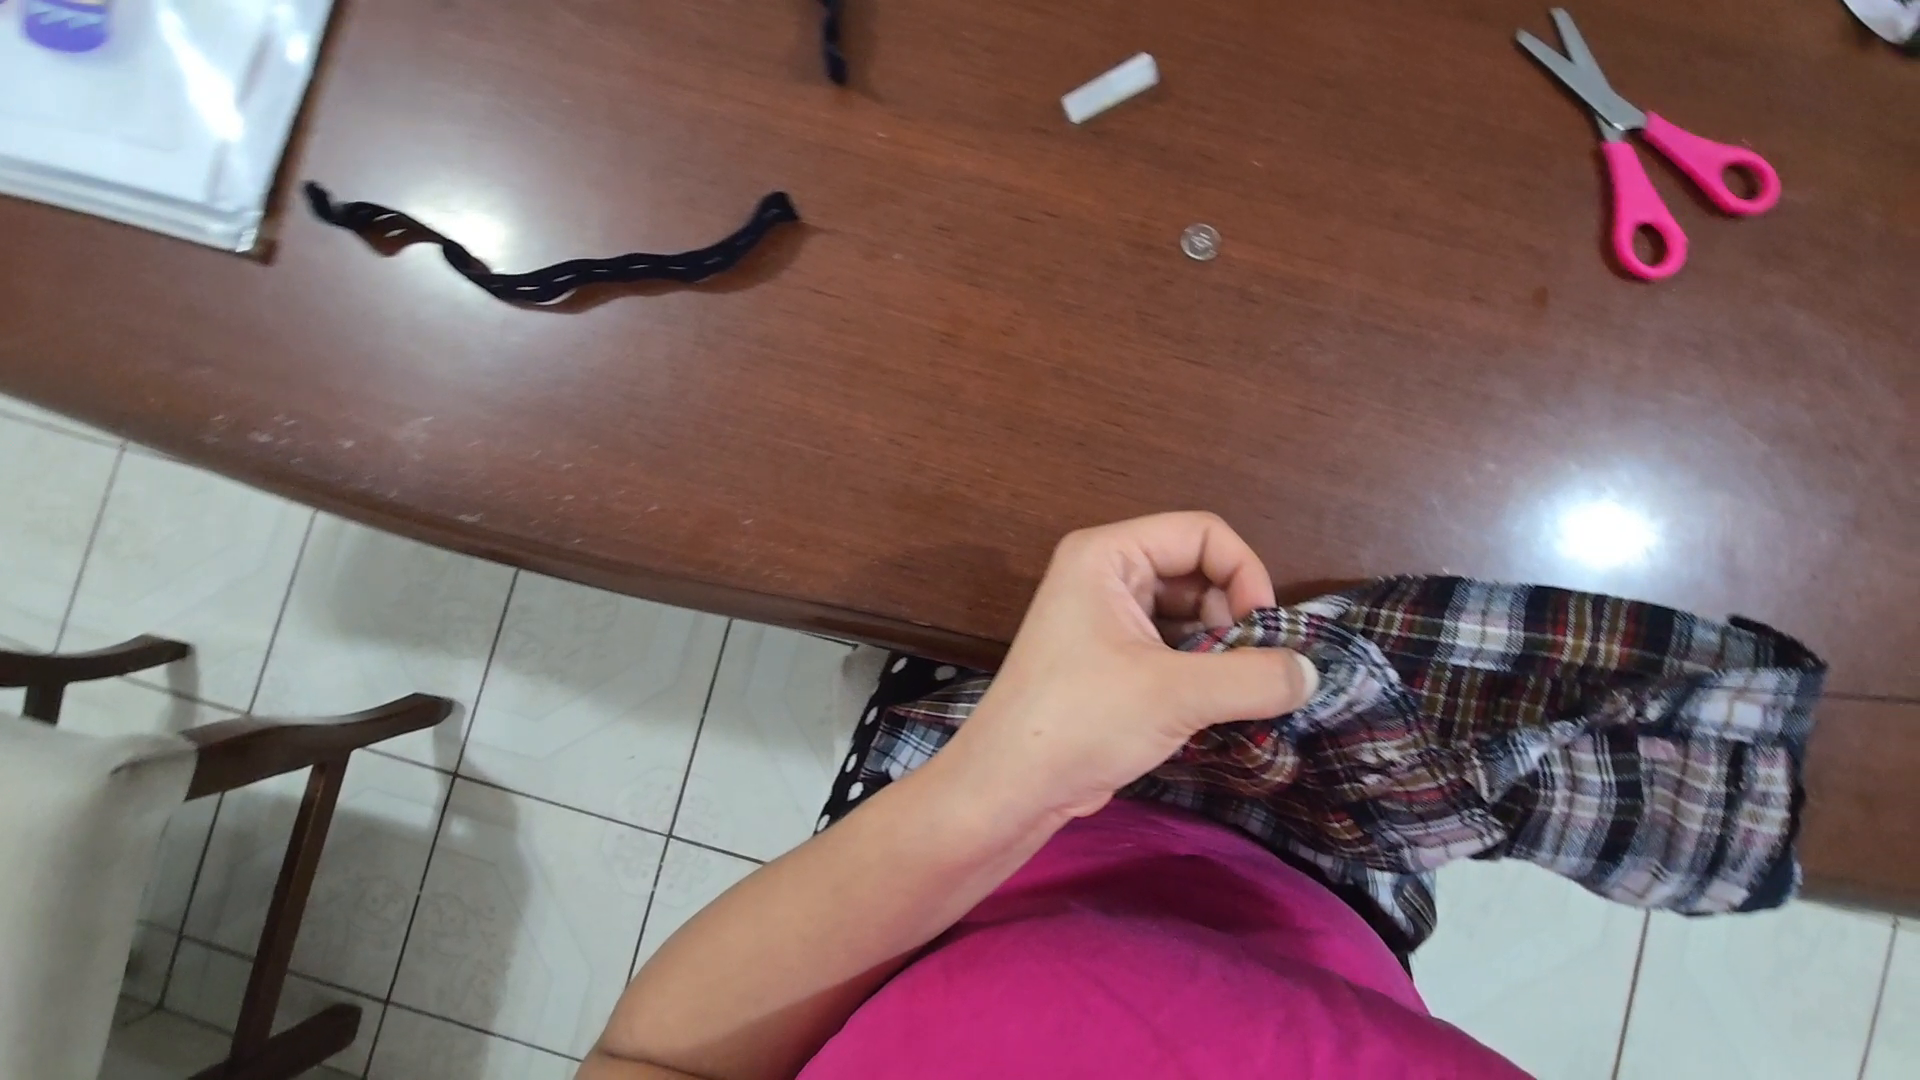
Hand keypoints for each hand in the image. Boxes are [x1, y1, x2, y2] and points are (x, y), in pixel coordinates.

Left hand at [934, 512, 1317, 823]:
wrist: (1013, 785)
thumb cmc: (1083, 720)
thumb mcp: (1177, 694)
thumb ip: (1255, 678)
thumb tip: (1313, 674)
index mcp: (1107, 554)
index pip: (1201, 533)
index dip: (1244, 573)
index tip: (1264, 631)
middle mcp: (1103, 573)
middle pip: (1195, 569)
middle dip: (1232, 615)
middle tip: (1250, 668)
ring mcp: (1103, 616)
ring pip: (1186, 611)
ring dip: (1219, 647)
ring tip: (1234, 690)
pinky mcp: (1107, 657)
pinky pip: (1169, 643)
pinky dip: (1199, 667)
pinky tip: (1214, 703)